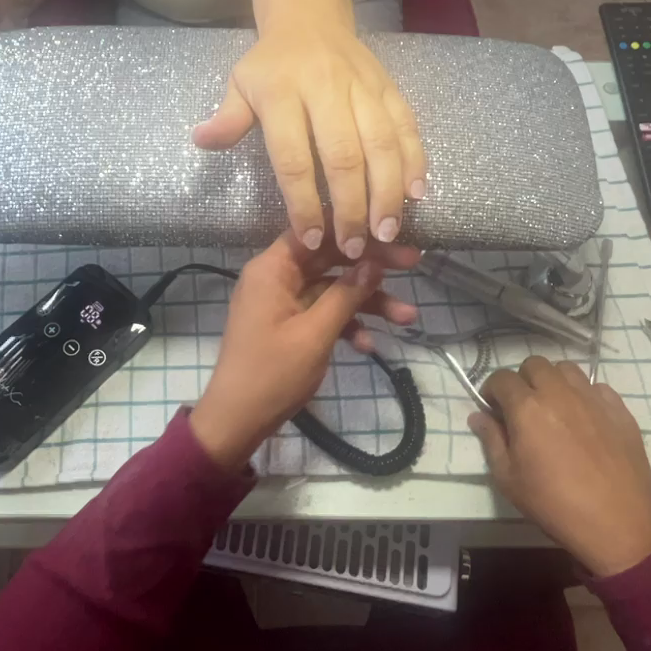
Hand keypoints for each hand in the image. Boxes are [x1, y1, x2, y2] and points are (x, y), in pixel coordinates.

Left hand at [189, 233, 419, 470]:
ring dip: (366, 303)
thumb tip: (375, 263)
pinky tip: (368, 345)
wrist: (236, 420)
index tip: (393, 235)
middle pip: (329, 260)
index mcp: (272, 269)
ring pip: (330, 290)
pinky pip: (321, 314)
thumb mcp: (315, 334)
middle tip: (413, 264)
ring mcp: (281, 302)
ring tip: (408, 318)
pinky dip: (345, 325)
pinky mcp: (288, 325)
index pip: (317, 232)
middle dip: (371, 268)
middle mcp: (275, 277)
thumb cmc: (272, 373)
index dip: (355, 231)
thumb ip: (345, 295)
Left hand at [193, 22, 426, 260]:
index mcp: (282, 93)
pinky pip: (406, 125)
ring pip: (381, 142)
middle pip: (344, 155)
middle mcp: (325, 88)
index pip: (293, 157)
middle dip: (351, 206)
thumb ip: (227, 118)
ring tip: (388, 230)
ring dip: (388, 190)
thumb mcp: (240, 85)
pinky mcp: (389, 86)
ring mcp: (362, 87)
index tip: (311, 238)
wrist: (310, 17)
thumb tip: (201, 140)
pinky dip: (415, 159)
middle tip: (355, 246)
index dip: (303, 201)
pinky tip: (417, 194)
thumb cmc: (271, 65)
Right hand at [472, 357, 650, 576]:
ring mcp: (593, 399)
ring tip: (553, 407)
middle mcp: (559, 393)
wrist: (618, 524)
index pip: (501, 378)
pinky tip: (584, 419)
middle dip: (522, 380)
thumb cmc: (554, 504)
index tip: (493, 410)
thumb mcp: (509, 478)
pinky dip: (584, 394)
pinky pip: (597, 387)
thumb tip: (479, 417)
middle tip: (522, 407)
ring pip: (566, 369)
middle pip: (535, 364)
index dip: (491, 391)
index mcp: (527, 408)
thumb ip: (491, 441)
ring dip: (553, 381)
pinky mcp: (620, 410)